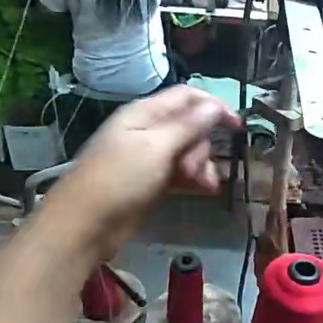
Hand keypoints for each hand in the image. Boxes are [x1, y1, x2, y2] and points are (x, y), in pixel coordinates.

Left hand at [39, 86, 240, 257]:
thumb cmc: (119, 180)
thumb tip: (214, 105)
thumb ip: (188, 126)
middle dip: (203, 145)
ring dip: (201, 165)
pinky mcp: (150, 182)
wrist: (84, 225)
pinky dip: (193, 178)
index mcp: (144, 113)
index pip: (186, 97)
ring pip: (187, 151)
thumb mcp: (156, 147)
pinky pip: (180, 172)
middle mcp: (147, 130)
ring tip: (205, 186)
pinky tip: (204, 190)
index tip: (238, 126)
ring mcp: (148, 157)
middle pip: (190, 126)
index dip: (214, 106)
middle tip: (198, 169)